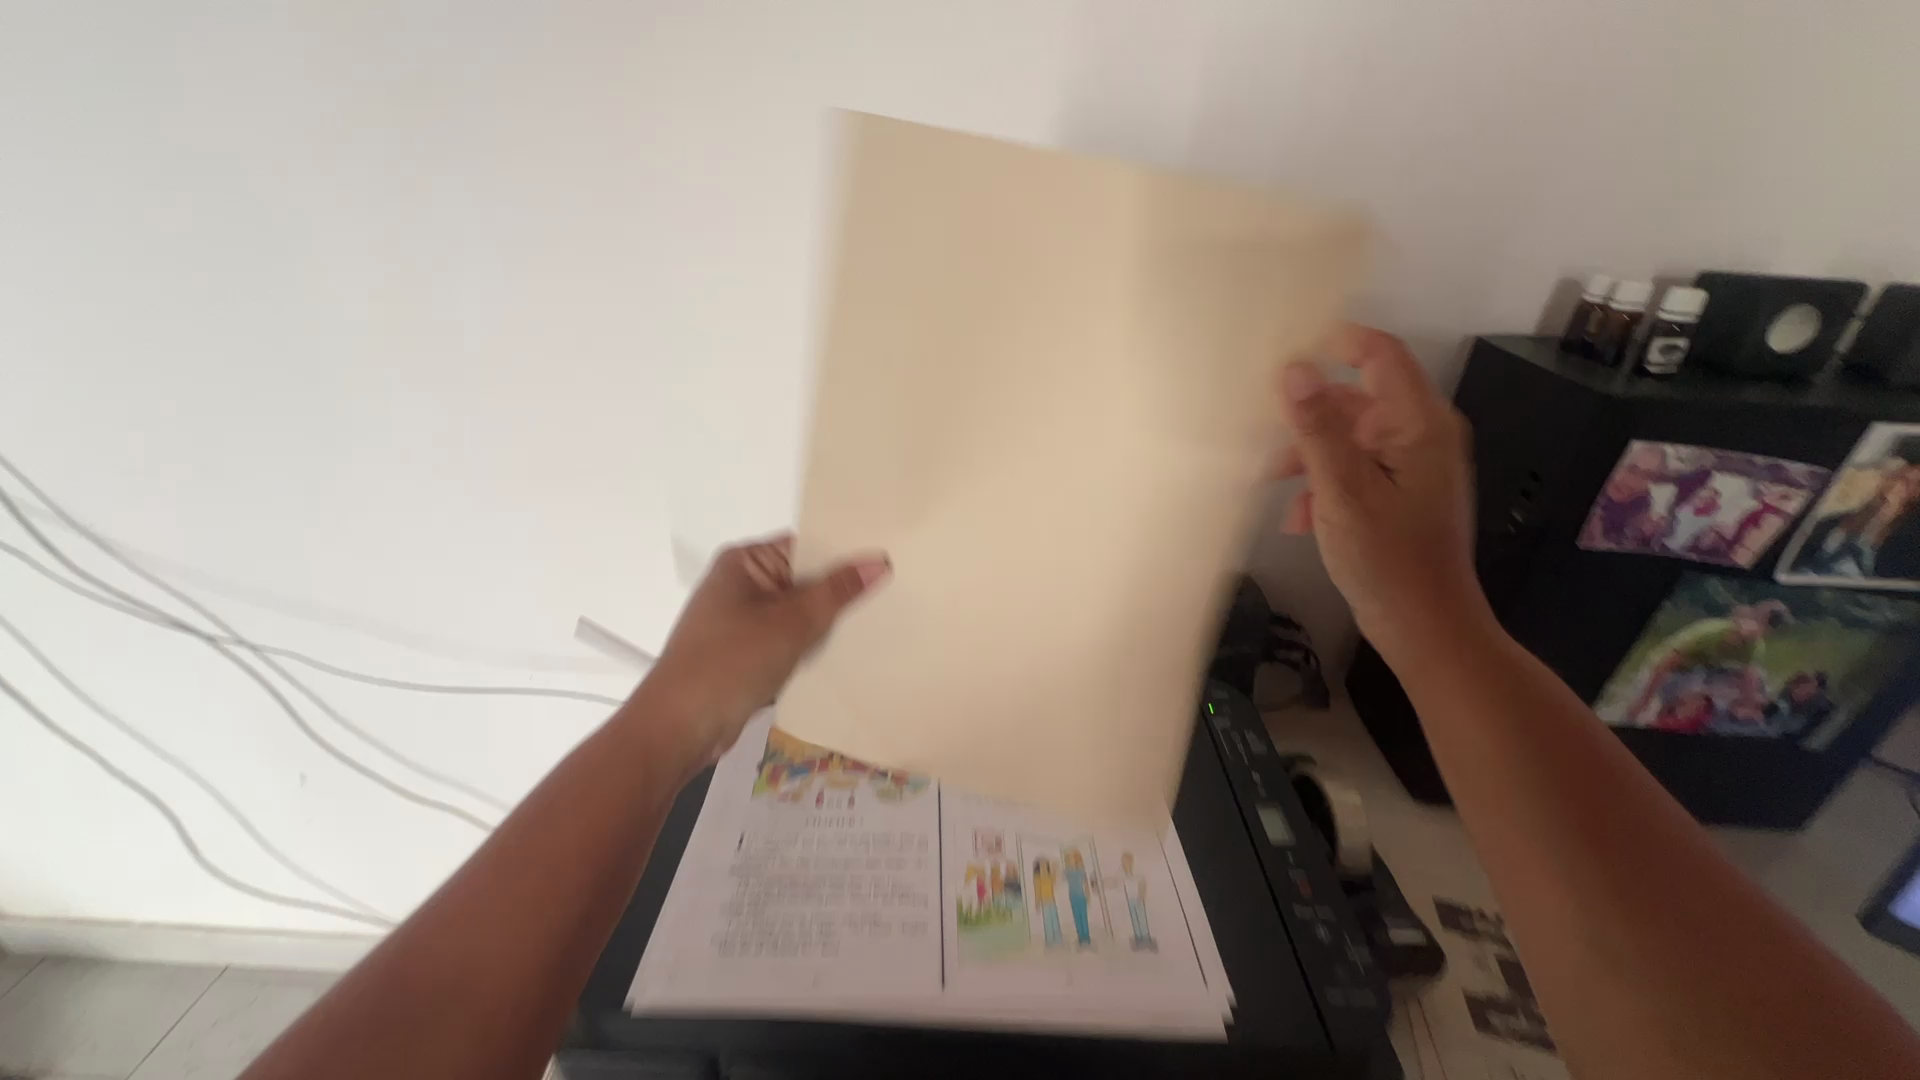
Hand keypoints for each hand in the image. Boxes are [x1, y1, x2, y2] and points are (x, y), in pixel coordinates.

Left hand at [638, 534, 888, 765]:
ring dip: (828, 622)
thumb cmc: (730, 663)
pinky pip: (789, 640)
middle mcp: (742, 584)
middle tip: (895, 589)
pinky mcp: (746, 653)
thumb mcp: (791, 623)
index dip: (845, 552)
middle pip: (804, 579)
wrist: (679, 729)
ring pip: (799, 613)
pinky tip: (848, 652)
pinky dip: (812, 646)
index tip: (888, 557)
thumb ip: (837, 591)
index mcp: (745, 562)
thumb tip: (878, 560)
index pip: (805, 545)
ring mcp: (742, 621)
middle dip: (841, 590)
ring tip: (881, 619)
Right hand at [1274, 324, 1490, 658]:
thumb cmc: (1386, 559)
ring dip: (1311, 454)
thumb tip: (1294, 369)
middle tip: (1264, 426)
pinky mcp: (1402, 492)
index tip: (1286, 351)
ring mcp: (1414, 465)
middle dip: (1311, 412)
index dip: (1337, 342)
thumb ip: (1318, 429)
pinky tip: (1300, 517)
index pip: (1381, 355)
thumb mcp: (1343, 491)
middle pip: (1359, 397)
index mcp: (1419, 424)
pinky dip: (1326, 483)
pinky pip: (1357, 468)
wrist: (1425, 626)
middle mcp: (1423, 434)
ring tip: (1273, 481)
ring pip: (1352, 436)